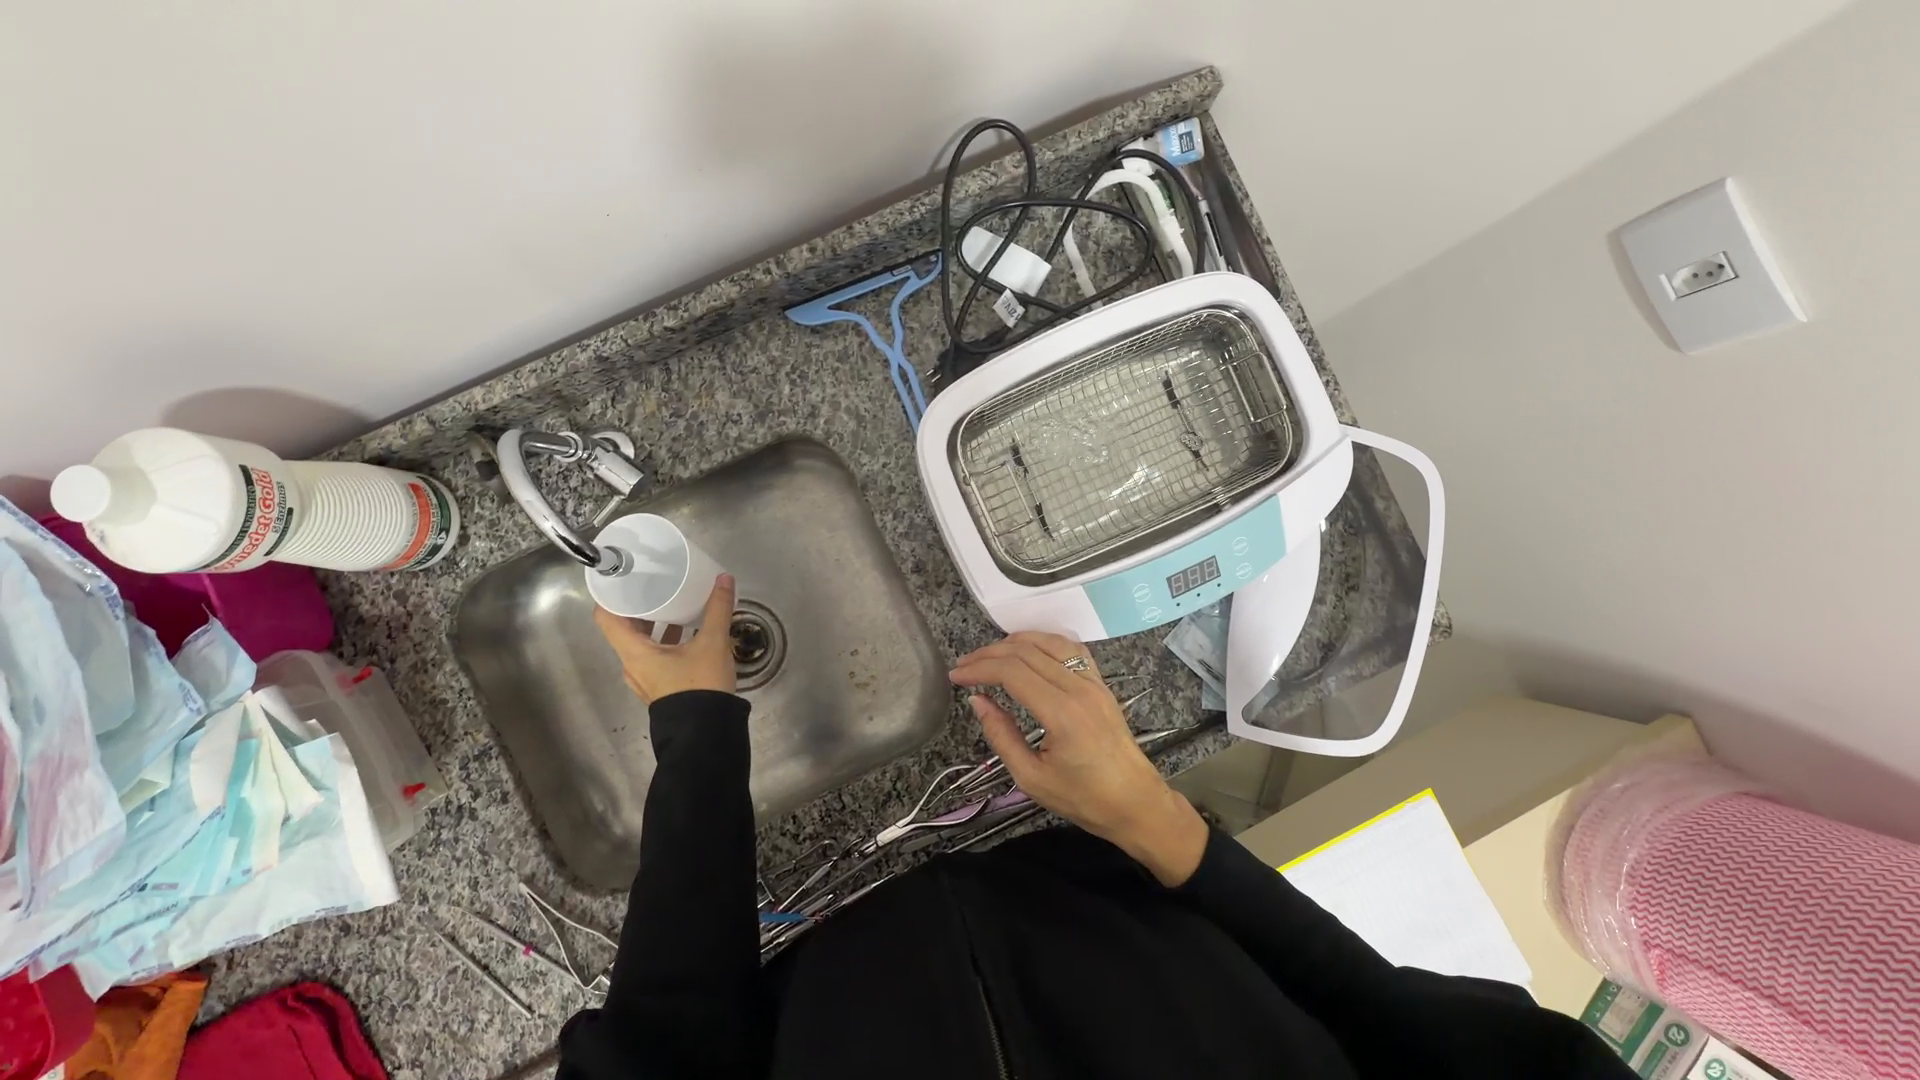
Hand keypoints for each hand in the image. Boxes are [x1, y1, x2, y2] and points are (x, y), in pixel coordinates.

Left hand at [593, 574, 738, 703]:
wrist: (707, 732)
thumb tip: (724, 578)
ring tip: (673, 605)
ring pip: (640, 644)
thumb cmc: (701, 684)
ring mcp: (644, 678)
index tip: (623, 576)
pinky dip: (664, 641)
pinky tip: (687, 632)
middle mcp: (632, 665)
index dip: (610, 595)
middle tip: (654, 584)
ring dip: (653, 625)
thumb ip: (718, 609)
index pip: (606, 617)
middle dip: (639, 606)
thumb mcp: (713, 643)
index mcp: (634, 652)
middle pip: (624, 628)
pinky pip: (653, 657)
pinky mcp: (658, 687)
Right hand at [949, 632, 1208, 886]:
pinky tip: (1028, 650)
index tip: (956, 677)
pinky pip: (1071, 649)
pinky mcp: (1101, 684)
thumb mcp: (1031, 778)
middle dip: (989, 654)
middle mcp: (1078, 688)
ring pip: (1049, 642)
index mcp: (1061, 712)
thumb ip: (1001, 736)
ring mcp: (1094, 682)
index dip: (979, 669)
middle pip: (1026, 652)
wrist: (1136, 803)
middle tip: (964, 667)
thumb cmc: (1083, 798)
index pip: (1011, 672)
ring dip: (1015, 642)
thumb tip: (977, 701)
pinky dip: (1044, 642)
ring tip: (990, 656)